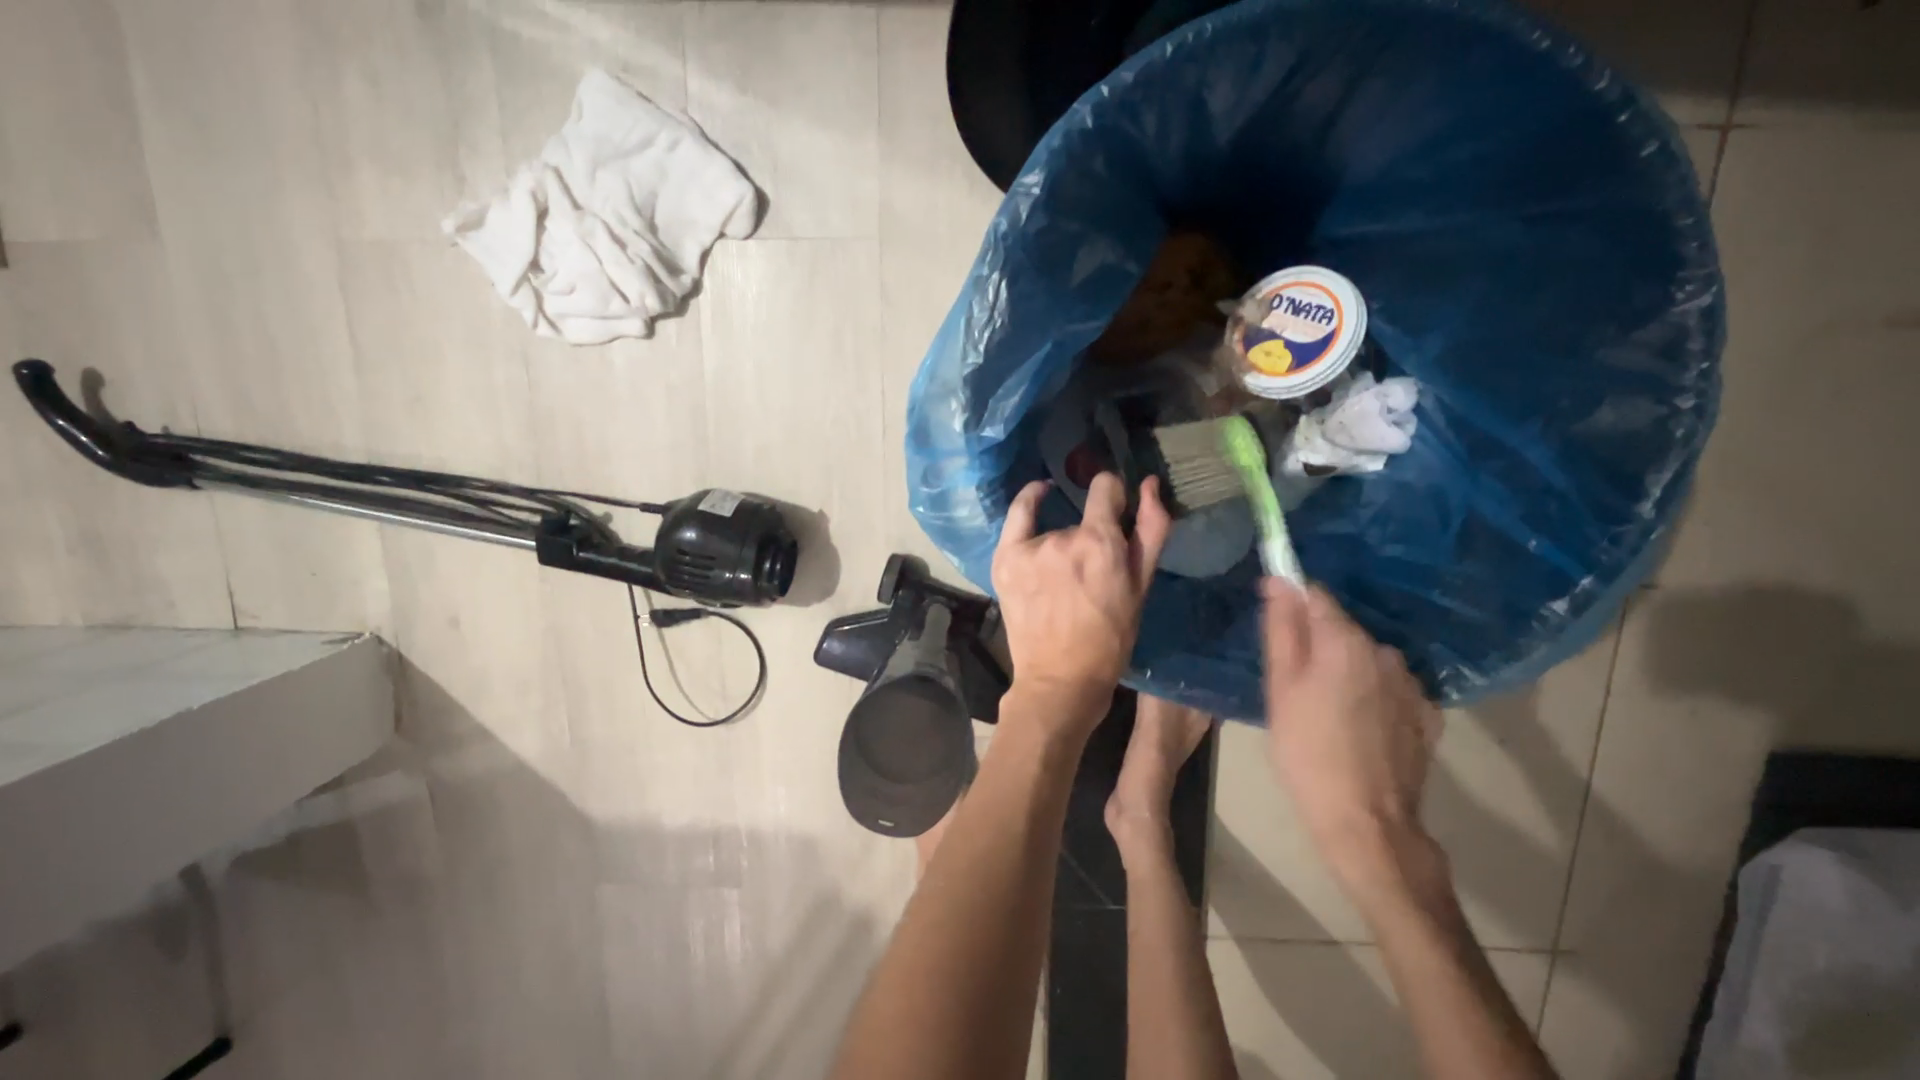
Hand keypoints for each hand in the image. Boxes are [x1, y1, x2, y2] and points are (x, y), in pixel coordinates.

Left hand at [992, 473, 1170, 717]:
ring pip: (1055, 531)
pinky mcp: (1005, 559)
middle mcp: (1062, 538)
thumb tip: (1148, 483)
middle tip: (1093, 574)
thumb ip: (1151, 530)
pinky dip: (1030, 501)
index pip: (1106, 488)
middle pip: (1082, 520)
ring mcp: (1029, 549)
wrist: (1060, 679)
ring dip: (1063, 544)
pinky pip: (1019, 516)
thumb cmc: (1110, 638)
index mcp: (1100, 543)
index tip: (1117, 507)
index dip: (1116, 494)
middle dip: (1092, 537)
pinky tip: (1040, 494)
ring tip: (1065, 580)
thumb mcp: (1141, 586)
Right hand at [1261, 580, 1443, 891]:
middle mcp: (1386, 651)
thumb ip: (1282, 629)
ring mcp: (1412, 684)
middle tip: (1295, 687)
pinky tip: (1360, 729)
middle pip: (1342, 630)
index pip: (1315, 595)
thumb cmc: (1307, 752)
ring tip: (1328, 712)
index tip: (1274, 625)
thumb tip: (1279, 580)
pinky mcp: (1428, 714)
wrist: (1366, 820)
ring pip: (1368, 660)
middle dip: (1319, 646)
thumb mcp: (1280, 688)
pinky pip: (1392, 690)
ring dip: (1348, 672)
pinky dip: (1375, 698)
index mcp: (1346, 641)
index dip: (1291, 603)